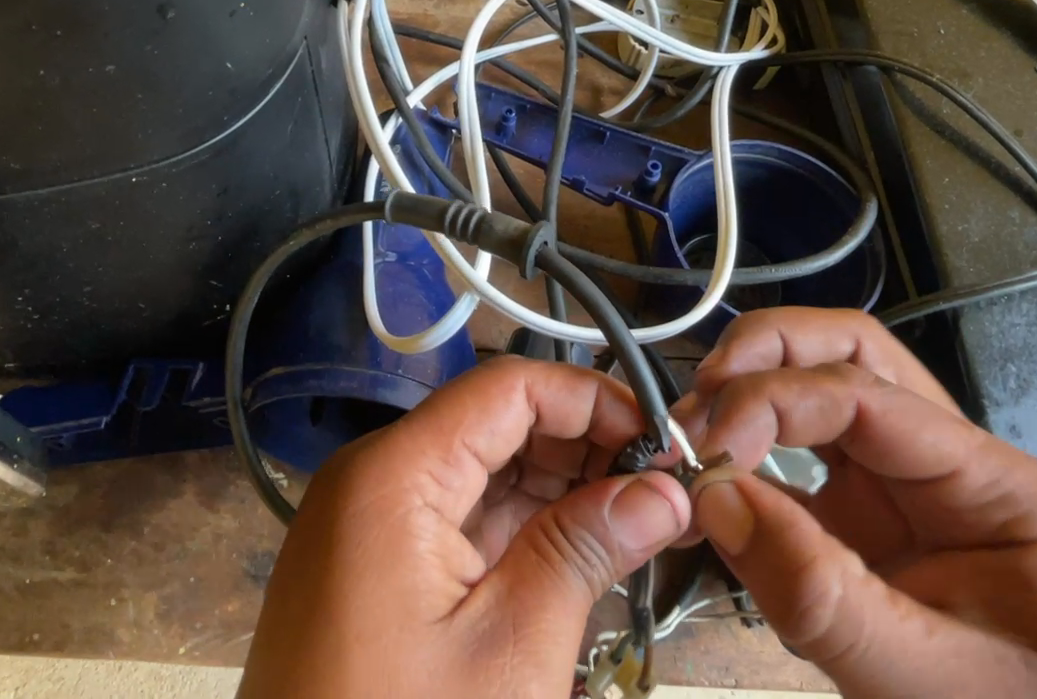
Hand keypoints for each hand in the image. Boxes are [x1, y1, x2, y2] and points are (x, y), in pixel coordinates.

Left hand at [239, 356, 690, 698]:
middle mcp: (377, 474)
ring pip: (483, 469)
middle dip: (584, 446)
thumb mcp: (508, 649)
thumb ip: (583, 551)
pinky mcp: (379, 558)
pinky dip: (522, 525)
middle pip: (496, 422)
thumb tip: (662, 491)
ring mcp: (373, 516)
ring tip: (637, 521)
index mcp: (396, 472)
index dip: (591, 400)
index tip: (661, 442)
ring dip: (561, 488)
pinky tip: (581, 548)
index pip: (508, 388)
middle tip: (662, 490)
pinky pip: (461, 515)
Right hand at [673, 308, 1036, 697]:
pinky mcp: (862, 528)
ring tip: (685, 439)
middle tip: (693, 407)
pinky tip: (702, 491)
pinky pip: (793, 469)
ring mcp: (900, 493)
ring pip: (816, 393)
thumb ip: (824, 595)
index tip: (703, 451)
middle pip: (846, 354)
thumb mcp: (939, 688)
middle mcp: (944, 464)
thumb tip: (713, 499)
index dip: (771, 402)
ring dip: (744, 396)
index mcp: (993, 483)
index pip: (864, 394)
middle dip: (759, 359)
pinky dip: (741, 464)